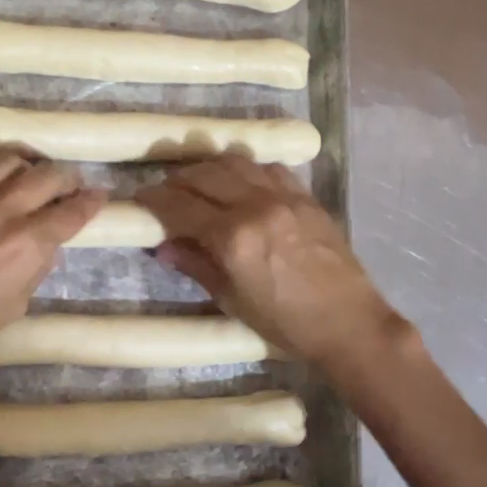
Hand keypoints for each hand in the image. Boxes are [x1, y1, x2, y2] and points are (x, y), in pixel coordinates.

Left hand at [0, 151, 103, 387]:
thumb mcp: (14, 306)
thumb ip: (35, 269)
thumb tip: (46, 247)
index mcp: (28, 242)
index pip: (72, 211)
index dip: (91, 202)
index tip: (99, 196)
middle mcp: (4, 208)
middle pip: (47, 174)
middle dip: (66, 177)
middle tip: (69, 184)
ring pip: (9, 157)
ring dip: (27, 163)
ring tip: (30, 171)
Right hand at [136, 156, 396, 365]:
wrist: (347, 322)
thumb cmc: (285, 322)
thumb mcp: (232, 300)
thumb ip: (196, 266)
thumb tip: (164, 247)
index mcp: (233, 237)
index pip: (180, 206)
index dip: (153, 200)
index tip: (139, 199)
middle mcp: (256, 206)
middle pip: (204, 176)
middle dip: (177, 181)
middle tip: (165, 194)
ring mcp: (284, 196)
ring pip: (235, 163)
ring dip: (209, 169)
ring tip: (198, 184)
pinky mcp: (305, 196)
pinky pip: (267, 168)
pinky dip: (245, 171)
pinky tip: (240, 184)